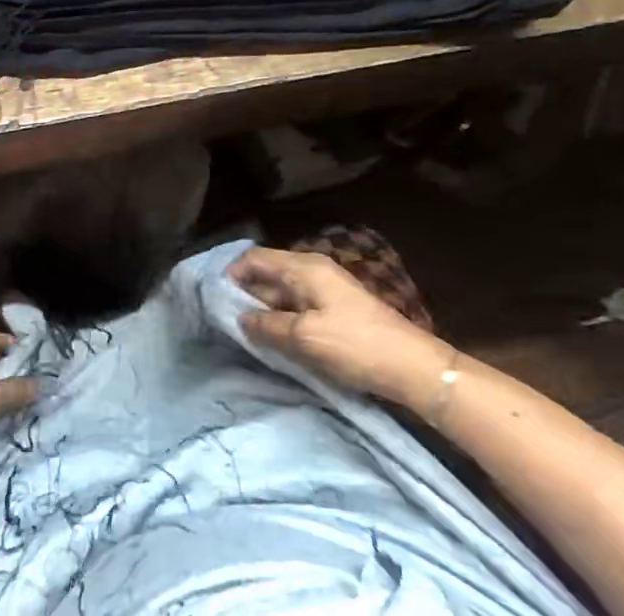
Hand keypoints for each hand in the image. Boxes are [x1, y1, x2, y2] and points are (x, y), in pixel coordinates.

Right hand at [230, 246, 455, 407]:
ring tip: (244, 334)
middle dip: (245, 294)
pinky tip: (273, 339)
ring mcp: (325, 289)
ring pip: (282, 292)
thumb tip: (241, 318)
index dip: (232, 274)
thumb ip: (268, 326)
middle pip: (267, 273)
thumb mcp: (304, 337)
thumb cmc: (354, 345)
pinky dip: (282, 318)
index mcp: (304, 267)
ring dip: (263, 310)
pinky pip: (297, 306)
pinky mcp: (334, 309)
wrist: (409, 365)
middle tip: (224, 321)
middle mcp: (313, 270)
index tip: (214, 299)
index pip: (255, 257)